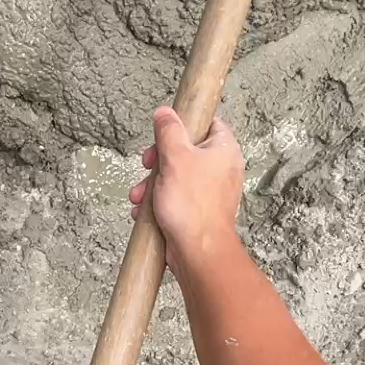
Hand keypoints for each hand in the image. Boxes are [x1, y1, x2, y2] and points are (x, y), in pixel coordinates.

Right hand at [128, 106, 244, 273]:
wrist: (197, 251)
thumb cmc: (193, 207)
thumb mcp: (174, 157)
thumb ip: (168, 131)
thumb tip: (165, 113)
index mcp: (224, 150)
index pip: (206, 124)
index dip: (182, 127)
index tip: (164, 133)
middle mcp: (220, 169)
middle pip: (184, 152)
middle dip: (158, 162)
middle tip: (148, 166)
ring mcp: (209, 192)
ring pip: (174, 177)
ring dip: (152, 185)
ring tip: (140, 196)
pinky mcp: (196, 211)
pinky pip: (174, 199)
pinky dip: (157, 203)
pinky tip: (145, 211)